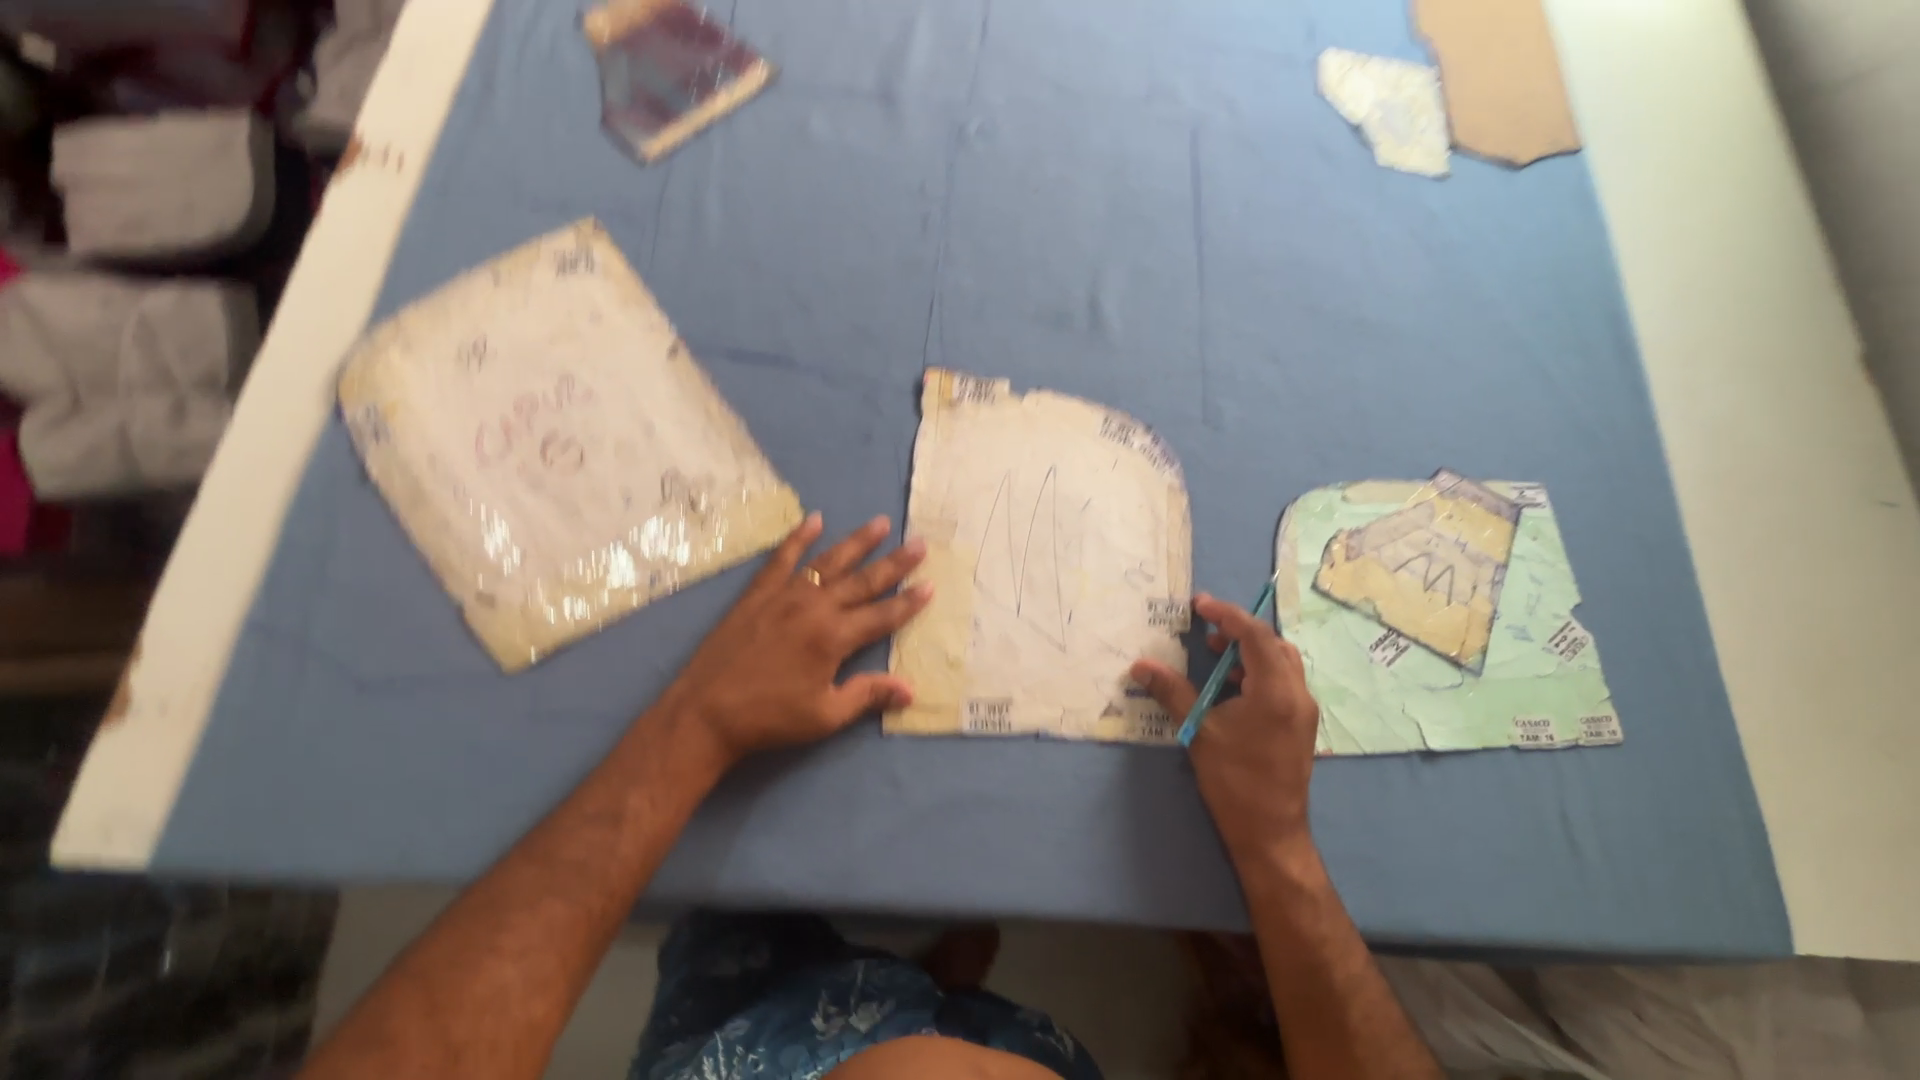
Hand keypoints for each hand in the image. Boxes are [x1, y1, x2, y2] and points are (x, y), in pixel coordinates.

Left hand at [658, 512, 931, 770]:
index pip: (882, 615)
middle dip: (895, 563)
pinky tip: (814, 520)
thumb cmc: (770, 718)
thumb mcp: (825, 716)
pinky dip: (799, 538)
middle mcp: (815, 607)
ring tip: (880, 523)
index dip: (908, 602)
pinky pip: (782, 558)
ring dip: (857, 542)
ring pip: (829, 562)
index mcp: (834, 638)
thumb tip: (910, 689)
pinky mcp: (758, 594)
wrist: (706, 712)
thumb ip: (867, 695)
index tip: (930, 584)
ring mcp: (784, 596)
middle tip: (919, 544)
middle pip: (863, 581)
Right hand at [1131, 593, 1320, 859]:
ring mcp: (1303, 711)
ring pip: (1281, 662)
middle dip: (1240, 630)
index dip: (1226, 614)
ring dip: (1249, 651)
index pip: (1255, 636)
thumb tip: (1140, 666)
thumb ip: (1172, 692)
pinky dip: (1257, 671)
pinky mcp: (1300, 725)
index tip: (1199, 604)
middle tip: (1206, 628)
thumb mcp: (1199, 732)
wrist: (1270, 832)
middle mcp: (1297, 694)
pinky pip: (1282, 682)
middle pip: (1274, 644)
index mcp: (1275, 691)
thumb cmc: (1234, 781)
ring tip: (1215, 652)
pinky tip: (1230, 686)